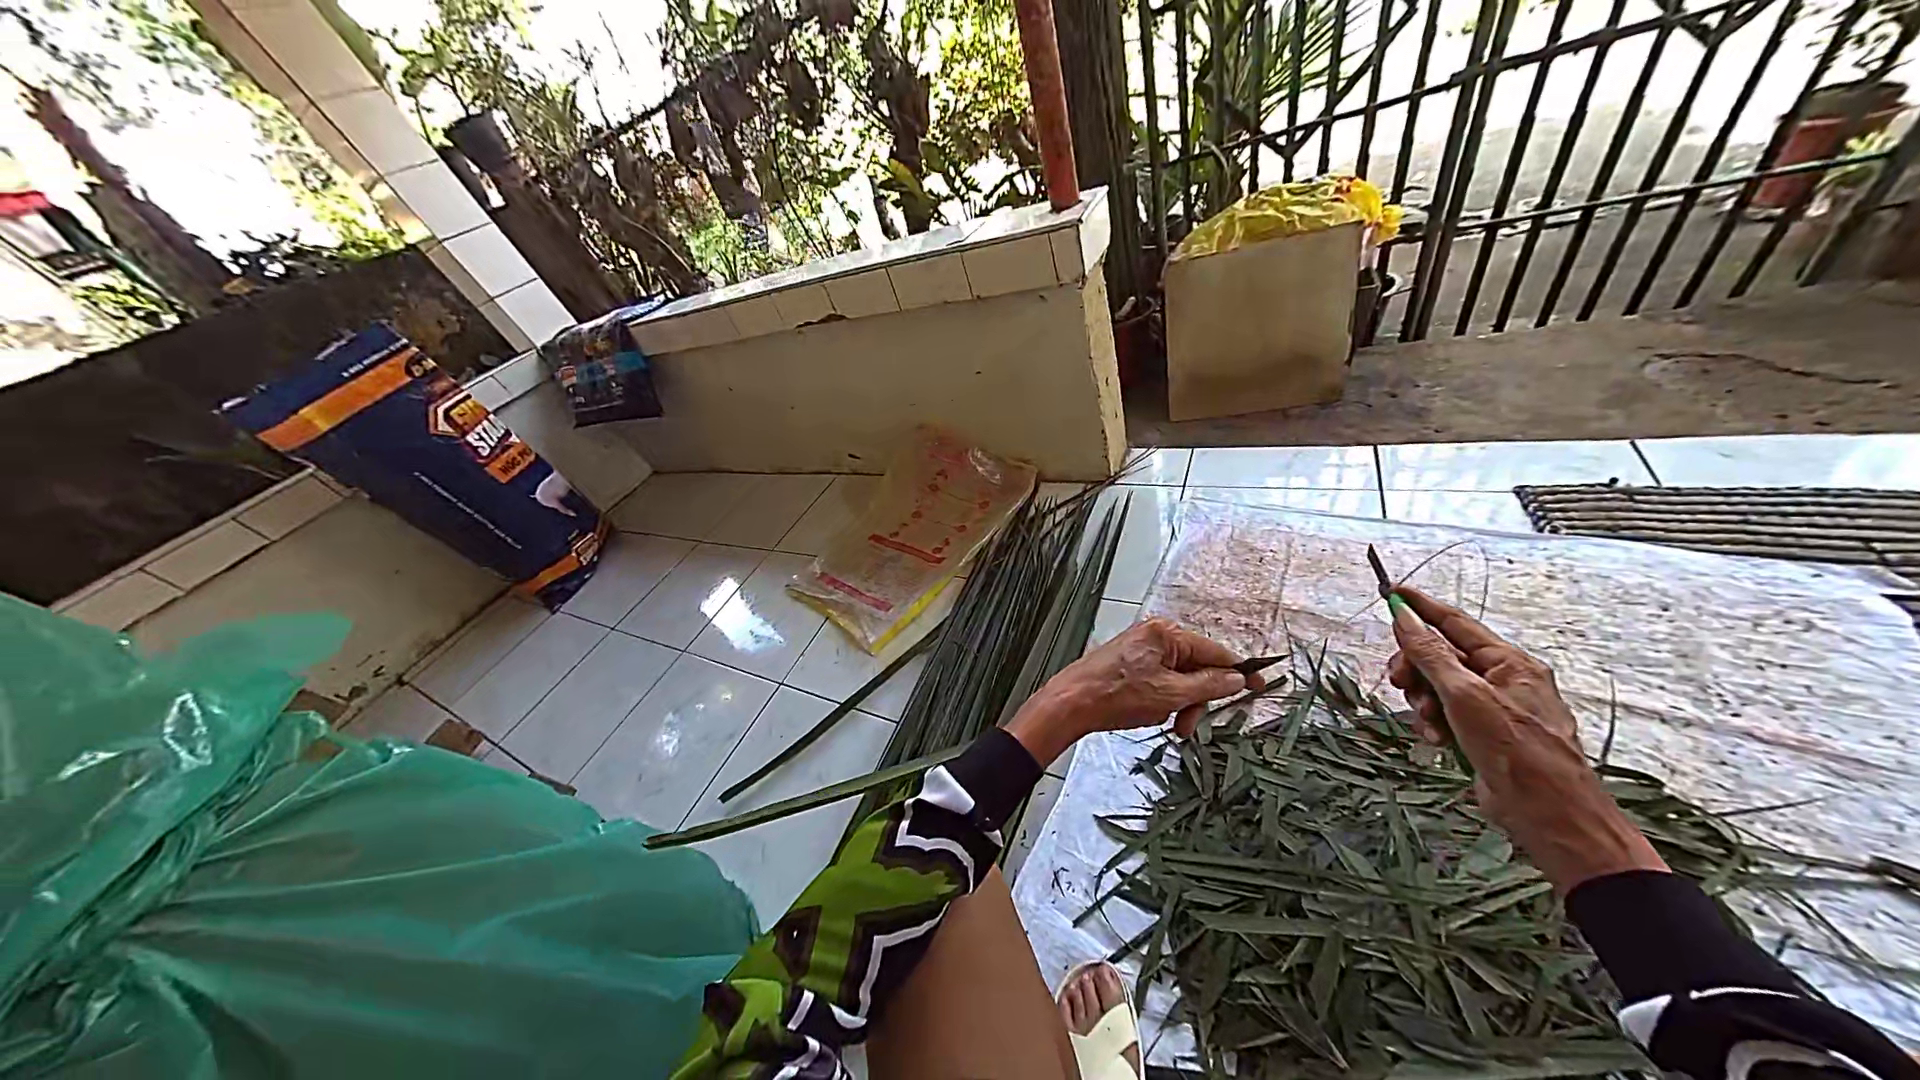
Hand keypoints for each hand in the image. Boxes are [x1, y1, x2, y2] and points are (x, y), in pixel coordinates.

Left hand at [1006, 618, 1257, 767]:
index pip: (1215, 652)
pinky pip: (1160, 681)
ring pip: (1178, 678)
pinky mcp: (1129, 663)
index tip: (1260, 687)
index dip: (1238, 672)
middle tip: (1188, 725)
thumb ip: (1209, 686)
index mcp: (1166, 633)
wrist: (1071, 703)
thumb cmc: (1118, 696)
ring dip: (1180, 704)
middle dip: (1197, 699)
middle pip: (1197, 667)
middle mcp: (1154, 635)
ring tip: (1167, 724)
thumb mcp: (1171, 694)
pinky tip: (1150, 714)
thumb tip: (1237, 678)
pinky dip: (1163, 700)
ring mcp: (1140, 648)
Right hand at [1386, 586, 1667, 893]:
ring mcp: (1492, 708)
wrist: (1551, 818)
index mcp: (1509, 663)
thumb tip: (1406, 619)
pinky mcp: (1482, 733)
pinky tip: (1437, 740)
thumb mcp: (1466, 697)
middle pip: (1439, 657)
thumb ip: (1432, 655)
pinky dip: (1433, 723)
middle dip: (1415, 669)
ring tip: (1428, 723)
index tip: (1391, 592)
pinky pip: (1443, 714)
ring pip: (1436, 687)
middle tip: (1399, 682)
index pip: (1455, 622)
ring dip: (1422, 702)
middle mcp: (1501, 680)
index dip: (1421, 607)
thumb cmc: (1518, 753)